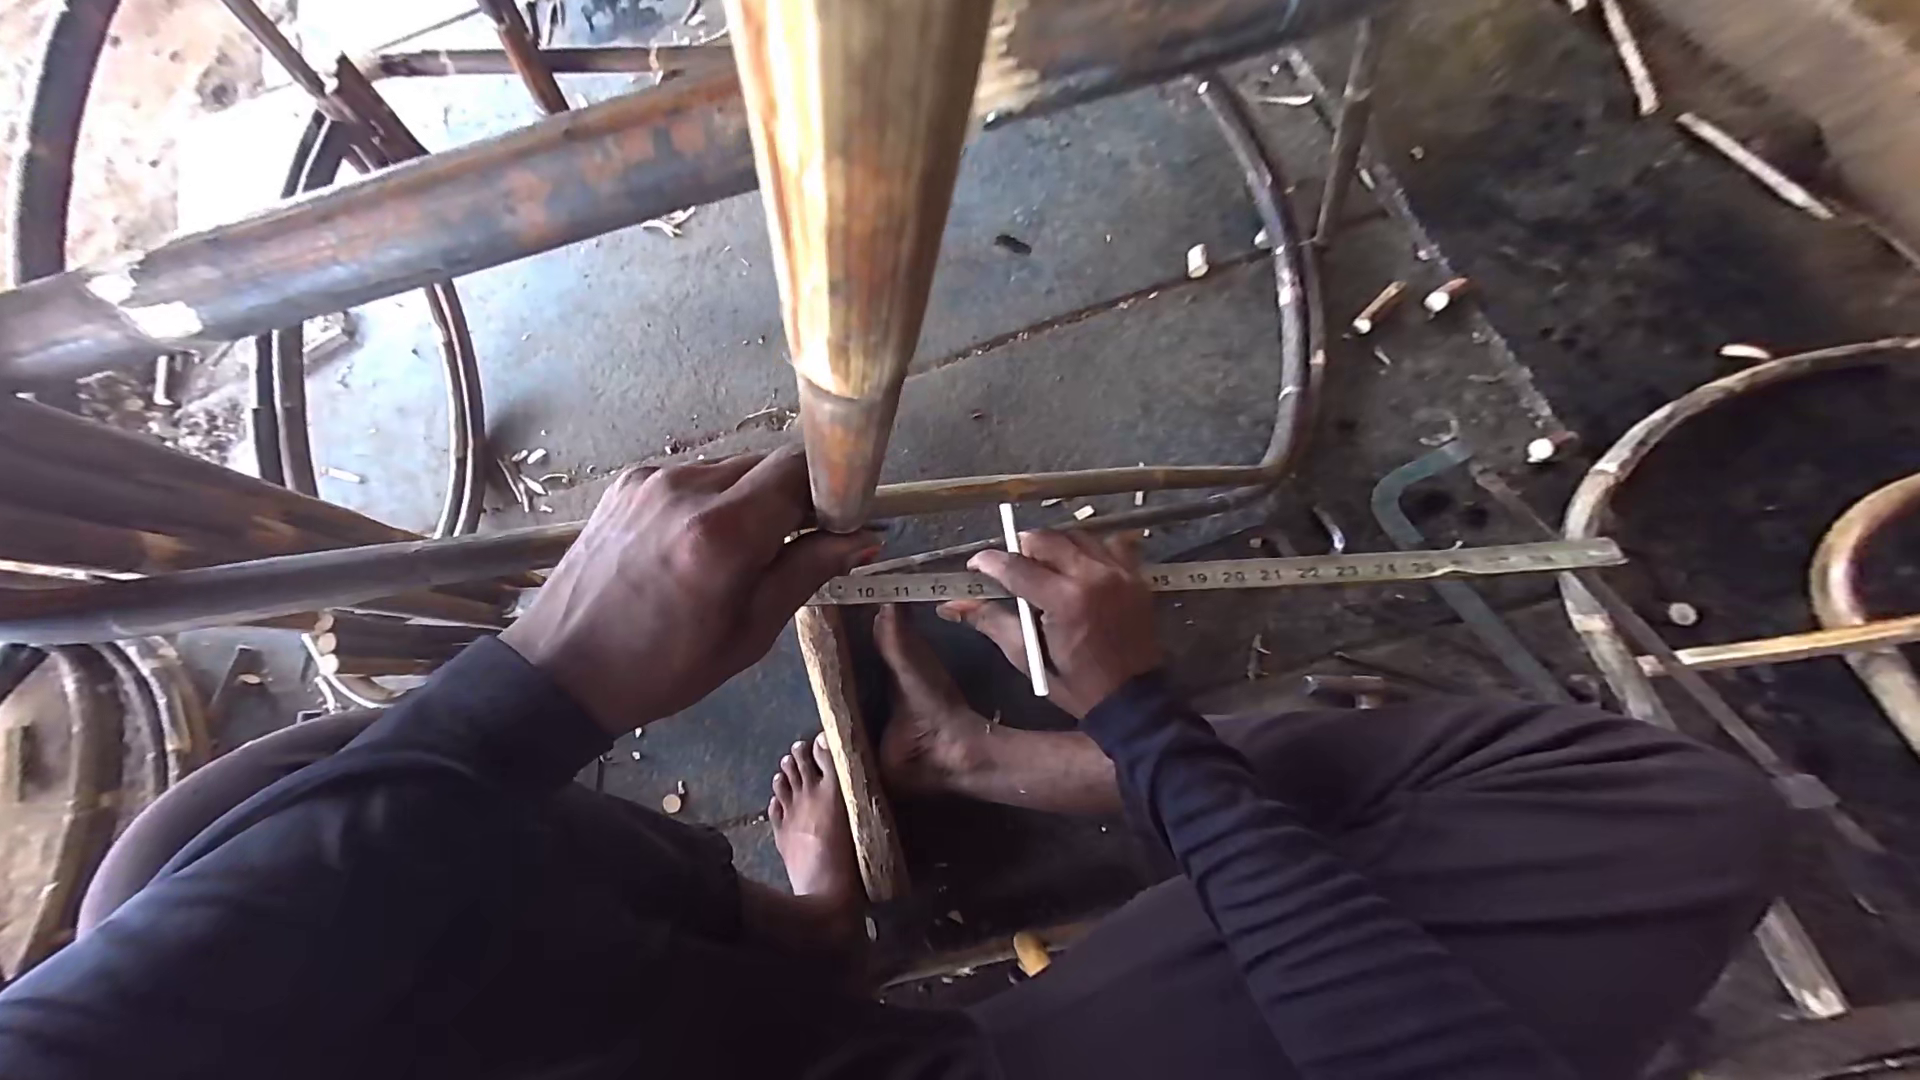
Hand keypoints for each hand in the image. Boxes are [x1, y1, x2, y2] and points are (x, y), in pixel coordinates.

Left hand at [502, 448, 879, 733]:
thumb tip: (864, 538)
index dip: (829, 486)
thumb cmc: (668, 666)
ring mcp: (652, 479)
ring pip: (734, 466)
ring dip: (757, 496)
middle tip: (800, 538)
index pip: (798, 469)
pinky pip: (697, 475)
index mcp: (722, 534)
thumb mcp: (752, 631)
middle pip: (769, 462)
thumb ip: (808, 571)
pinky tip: (704, 538)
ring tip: (747, 545)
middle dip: (796, 493)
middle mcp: (686, 488)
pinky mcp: (629, 481)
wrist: (562, 670)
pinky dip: (718, 497)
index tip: (839, 518)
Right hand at [937, 530, 1162, 718]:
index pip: (1015, 566)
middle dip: (1020, 548)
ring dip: (1052, 545)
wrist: (1135, 701)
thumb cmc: (1077, 685)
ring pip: (1075, 535)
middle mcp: (1092, 576)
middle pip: (1045, 539)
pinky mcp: (1135, 575)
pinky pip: (1108, 543)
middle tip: (1010, 567)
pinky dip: (1087, 549)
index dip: (989, 561)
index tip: (976, 566)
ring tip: (1042, 566)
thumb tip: (952, 606)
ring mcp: (1118, 572)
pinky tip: (1078, 566)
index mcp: (1064, 600)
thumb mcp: (1028, 657)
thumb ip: (991, 622)